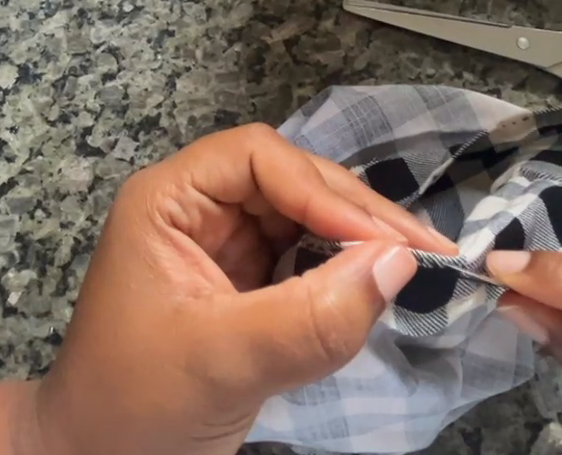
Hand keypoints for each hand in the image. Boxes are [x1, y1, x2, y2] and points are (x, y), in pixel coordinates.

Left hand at [33, 124, 454, 454]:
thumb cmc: (135, 404)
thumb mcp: (220, 362)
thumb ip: (307, 319)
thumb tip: (396, 265)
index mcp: (167, 199)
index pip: (253, 157)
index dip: (320, 189)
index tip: (382, 240)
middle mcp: (194, 206)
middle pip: (284, 178)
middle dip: (351, 210)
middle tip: (426, 249)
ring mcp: (218, 242)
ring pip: (299, 214)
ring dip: (355, 235)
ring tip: (414, 261)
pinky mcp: (240, 279)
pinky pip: (299, 255)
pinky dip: (339, 267)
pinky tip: (374, 282)